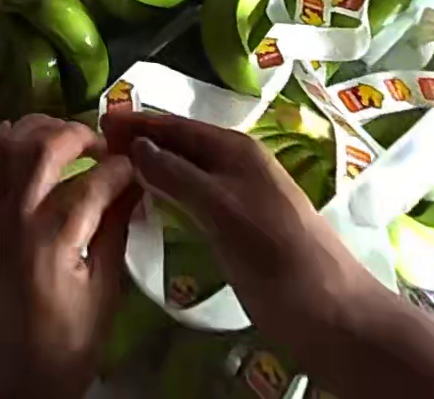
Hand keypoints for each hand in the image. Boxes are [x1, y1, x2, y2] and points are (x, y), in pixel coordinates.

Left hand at [0, 116, 139, 398]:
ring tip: (67, 137)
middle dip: (82, 135)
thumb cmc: (69, 339)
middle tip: (104, 149)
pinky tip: (18, 136)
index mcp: (53, 239)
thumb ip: (118, 227)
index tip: (138, 168)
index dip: (122, 168)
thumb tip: (138, 180)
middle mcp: (17, 215)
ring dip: (43, 128)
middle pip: (46, 145)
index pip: (95, 180)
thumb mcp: (107, 289)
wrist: (14, 371)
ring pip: (10, 142)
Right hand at [101, 111, 390, 358]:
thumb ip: (178, 176)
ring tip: (116, 166)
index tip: (102, 120)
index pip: (176, 125)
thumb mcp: (222, 211)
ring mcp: (239, 193)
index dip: (139, 121)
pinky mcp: (239, 222)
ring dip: (153, 163)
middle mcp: (236, 162)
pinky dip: (168, 189)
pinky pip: (194, 193)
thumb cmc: (276, 255)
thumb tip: (137, 145)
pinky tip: (152, 199)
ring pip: (186, 168)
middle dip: (142, 139)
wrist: (333, 313)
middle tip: (100, 143)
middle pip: (180, 142)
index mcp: (235, 148)